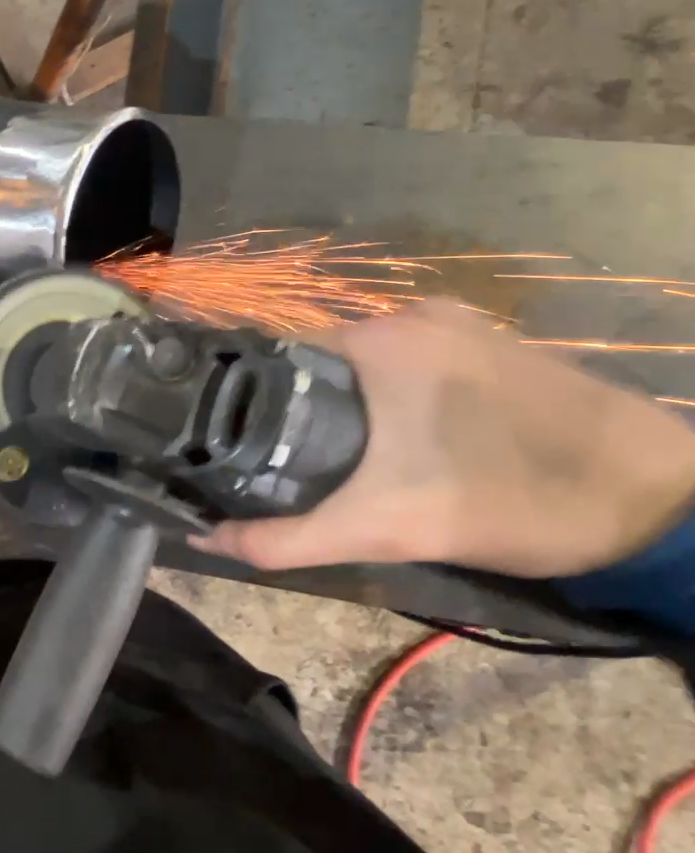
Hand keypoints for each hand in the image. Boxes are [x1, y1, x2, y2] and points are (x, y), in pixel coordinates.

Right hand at [197, 299, 694, 577]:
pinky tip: (401, 438)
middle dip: (295, 407)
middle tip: (287, 460)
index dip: (243, 401)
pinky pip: (411, 364)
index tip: (232, 442)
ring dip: (344, 403)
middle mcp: (413, 316)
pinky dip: (390, 395)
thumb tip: (203, 537)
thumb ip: (284, 537)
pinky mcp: (497, 344)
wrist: (667, 509)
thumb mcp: (384, 529)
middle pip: (317, 361)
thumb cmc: (512, 503)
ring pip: (364, 363)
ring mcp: (462, 325)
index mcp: (378, 339)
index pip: (272, 359)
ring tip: (336, 454)